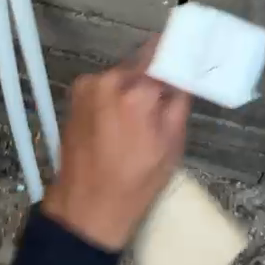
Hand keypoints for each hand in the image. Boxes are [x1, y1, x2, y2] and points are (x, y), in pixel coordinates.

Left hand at [41, 47, 191, 250]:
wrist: (85, 208)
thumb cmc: (134, 182)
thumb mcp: (170, 145)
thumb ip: (179, 103)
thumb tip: (185, 76)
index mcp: (136, 93)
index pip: (164, 56)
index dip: (178, 56)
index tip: (189, 56)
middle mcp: (109, 80)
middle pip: (142, 63)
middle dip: (155, 75)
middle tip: (166, 94)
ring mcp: (88, 86)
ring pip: (123, 74)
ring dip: (134, 85)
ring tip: (141, 113)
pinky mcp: (75, 95)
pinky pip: (105, 85)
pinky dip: (115, 94)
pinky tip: (119, 118)